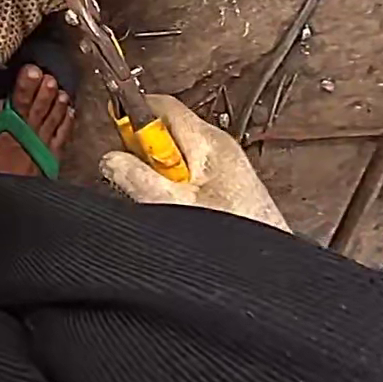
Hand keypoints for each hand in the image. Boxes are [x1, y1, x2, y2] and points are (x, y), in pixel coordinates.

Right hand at [100, 95, 287, 229]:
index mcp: (208, 141)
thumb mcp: (172, 204)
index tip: (115, 131)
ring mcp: (224, 169)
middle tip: (137, 178)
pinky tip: (177, 213)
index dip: (133, 113)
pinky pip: (187, 177)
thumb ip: (136, 178)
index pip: (162, 106)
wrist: (272, 275)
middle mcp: (218, 148)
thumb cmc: (237, 237)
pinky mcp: (226, 190)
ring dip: (157, 176)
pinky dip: (173, 190)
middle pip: (164, 132)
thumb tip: (110, 159)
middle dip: (143, 152)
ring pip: (174, 157)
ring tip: (161, 202)